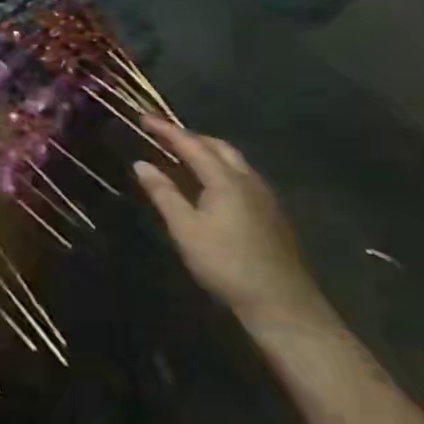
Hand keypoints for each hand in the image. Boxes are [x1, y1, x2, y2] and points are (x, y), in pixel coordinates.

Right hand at [133, 119, 328, 327]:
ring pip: (233, 160)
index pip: (190, 143)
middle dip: (190, 137)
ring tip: (186, 157)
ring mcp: (263, 195)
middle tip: (165, 137)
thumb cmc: (226, 264)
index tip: (144, 119)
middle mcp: (246, 178)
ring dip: (208, 152)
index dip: (166, 130)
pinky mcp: (271, 212)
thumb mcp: (186, 230)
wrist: (282, 304)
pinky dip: (221, 168)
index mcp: (224, 177)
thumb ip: (163, 194)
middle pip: (217, 146)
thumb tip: (141, 164)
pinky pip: (242, 175)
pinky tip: (214, 187)